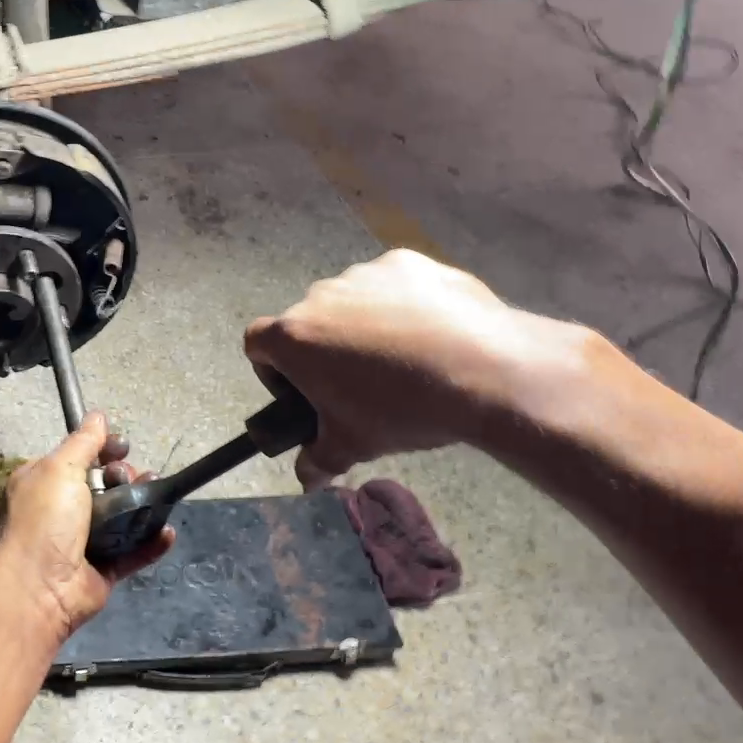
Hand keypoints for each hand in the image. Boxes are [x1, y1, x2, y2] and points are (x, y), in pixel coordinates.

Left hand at [0, 413, 173, 634]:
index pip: (78, 457)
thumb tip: (98, 415)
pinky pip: (133, 552)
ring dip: (143, 506)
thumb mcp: (59, 468)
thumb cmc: (44, 520)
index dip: (103, 449)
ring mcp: (83, 542)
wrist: (38, 589)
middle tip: (133, 477)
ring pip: (121, 518)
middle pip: (105, 485)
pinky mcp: (103, 570)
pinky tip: (167, 531)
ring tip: (159, 497)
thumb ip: (83, 442)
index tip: (124, 446)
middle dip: (125, 477)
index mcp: (44, 482)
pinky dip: (151, 542)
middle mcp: (62, 510)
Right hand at [244, 249, 599, 488]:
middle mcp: (319, 295)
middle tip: (361, 385)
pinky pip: (392, 284)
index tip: (303, 393)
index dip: (272, 370)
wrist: (485, 371)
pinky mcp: (407, 262)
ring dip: (363, 325)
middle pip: (308, 323)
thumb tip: (307, 480)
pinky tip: (433, 333)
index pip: (256, 343)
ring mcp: (363, 273)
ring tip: (405, 360)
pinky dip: (402, 305)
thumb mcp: (353, 445)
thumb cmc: (402, 409)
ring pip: (351, 302)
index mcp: (293, 337)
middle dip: (326, 350)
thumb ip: (319, 461)